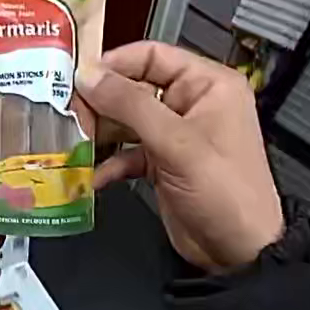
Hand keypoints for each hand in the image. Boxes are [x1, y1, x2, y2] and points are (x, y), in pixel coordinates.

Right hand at [77, 41, 283, 273]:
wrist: (239, 253)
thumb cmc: (227, 194)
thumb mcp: (176, 143)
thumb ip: (130, 105)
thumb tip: (89, 76)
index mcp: (207, 85)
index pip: (151, 56)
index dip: (114, 64)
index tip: (78, 77)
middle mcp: (189, 104)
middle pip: (132, 88)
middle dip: (100, 103)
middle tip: (70, 114)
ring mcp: (174, 135)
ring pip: (124, 121)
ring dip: (99, 133)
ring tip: (75, 142)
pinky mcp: (161, 163)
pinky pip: (126, 153)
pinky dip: (109, 163)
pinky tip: (94, 176)